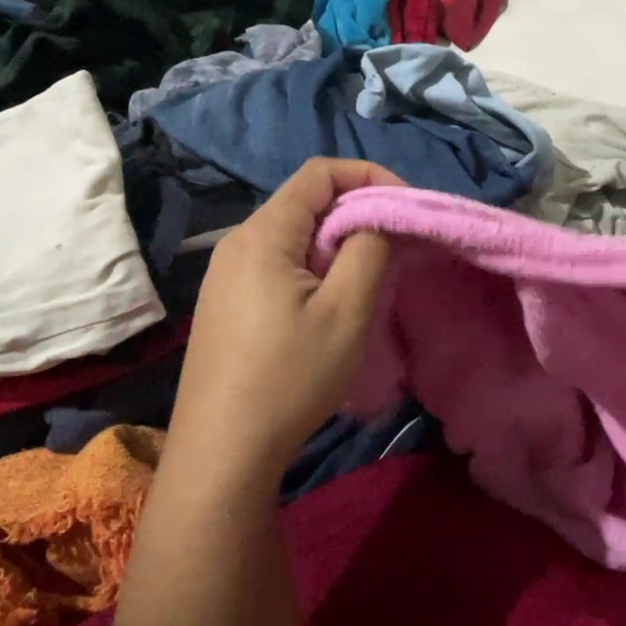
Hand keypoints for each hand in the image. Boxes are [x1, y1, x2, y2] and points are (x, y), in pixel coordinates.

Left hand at [174, 159, 403, 481]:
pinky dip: (312, 265)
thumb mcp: (346, 311)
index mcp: (263, 233)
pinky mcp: (224, 304)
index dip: (368, 176)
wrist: (221, 454)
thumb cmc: (289, 377)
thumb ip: (369, 248)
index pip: (319, 172)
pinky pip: (276, 262)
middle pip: (304, 201)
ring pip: (292, 234)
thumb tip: (378, 217)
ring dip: (335, 242)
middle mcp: (237, 242)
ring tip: (365, 277)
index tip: (403, 207)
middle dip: (356, 211)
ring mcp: (225, 275)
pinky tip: (326, 305)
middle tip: (393, 246)